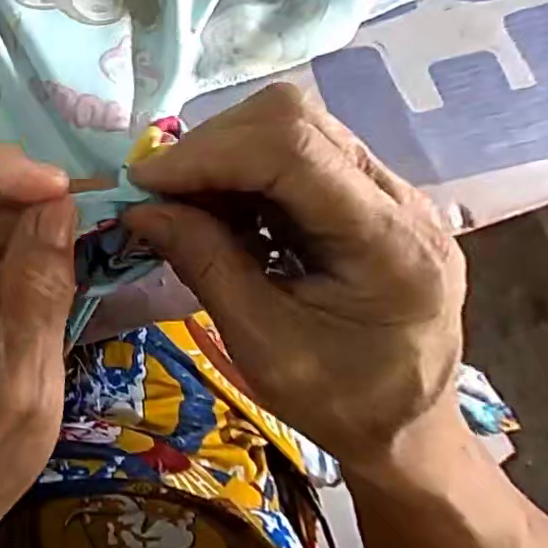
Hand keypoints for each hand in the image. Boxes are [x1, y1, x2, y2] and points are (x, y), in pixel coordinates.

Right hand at [120, 84, 465, 473]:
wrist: (408, 429)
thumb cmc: (340, 401)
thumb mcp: (262, 343)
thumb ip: (204, 264)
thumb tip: (139, 209)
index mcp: (388, 243)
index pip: (292, 149)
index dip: (206, 154)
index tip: (144, 185)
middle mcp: (398, 198)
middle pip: (291, 118)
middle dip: (209, 148)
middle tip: (162, 196)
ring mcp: (386, 190)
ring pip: (289, 122)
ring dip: (220, 154)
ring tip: (188, 204)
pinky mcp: (364, 193)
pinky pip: (291, 149)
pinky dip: (237, 169)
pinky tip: (221, 210)